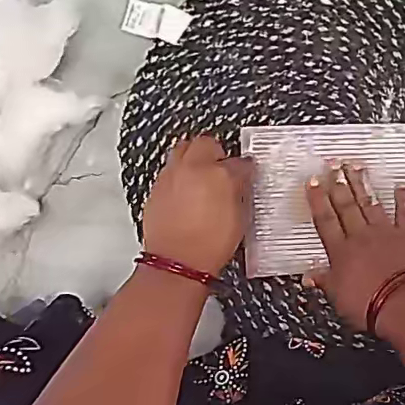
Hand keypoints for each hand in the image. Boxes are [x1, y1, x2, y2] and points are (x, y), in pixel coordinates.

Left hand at [140, 136, 253, 274]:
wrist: (178, 261)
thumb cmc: (210, 244)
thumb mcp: (239, 217)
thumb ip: (240, 192)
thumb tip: (240, 182)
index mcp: (220, 174)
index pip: (240, 161)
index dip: (246, 168)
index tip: (247, 173)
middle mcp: (193, 169)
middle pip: (205, 143)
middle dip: (216, 151)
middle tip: (223, 165)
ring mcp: (172, 176)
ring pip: (182, 150)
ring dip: (194, 157)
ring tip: (202, 173)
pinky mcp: (157, 188)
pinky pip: (169, 170)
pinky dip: (179, 174)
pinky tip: (187, 190)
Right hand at [304, 165, 404, 331]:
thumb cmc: (369, 305)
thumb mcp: (338, 296)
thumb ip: (325, 281)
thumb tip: (309, 276)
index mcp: (341, 250)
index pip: (325, 220)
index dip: (317, 200)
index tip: (313, 183)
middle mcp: (361, 236)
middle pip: (347, 205)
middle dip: (338, 184)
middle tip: (333, 165)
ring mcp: (386, 233)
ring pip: (371, 203)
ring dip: (362, 184)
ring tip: (356, 167)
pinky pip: (404, 214)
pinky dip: (402, 200)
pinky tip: (400, 187)